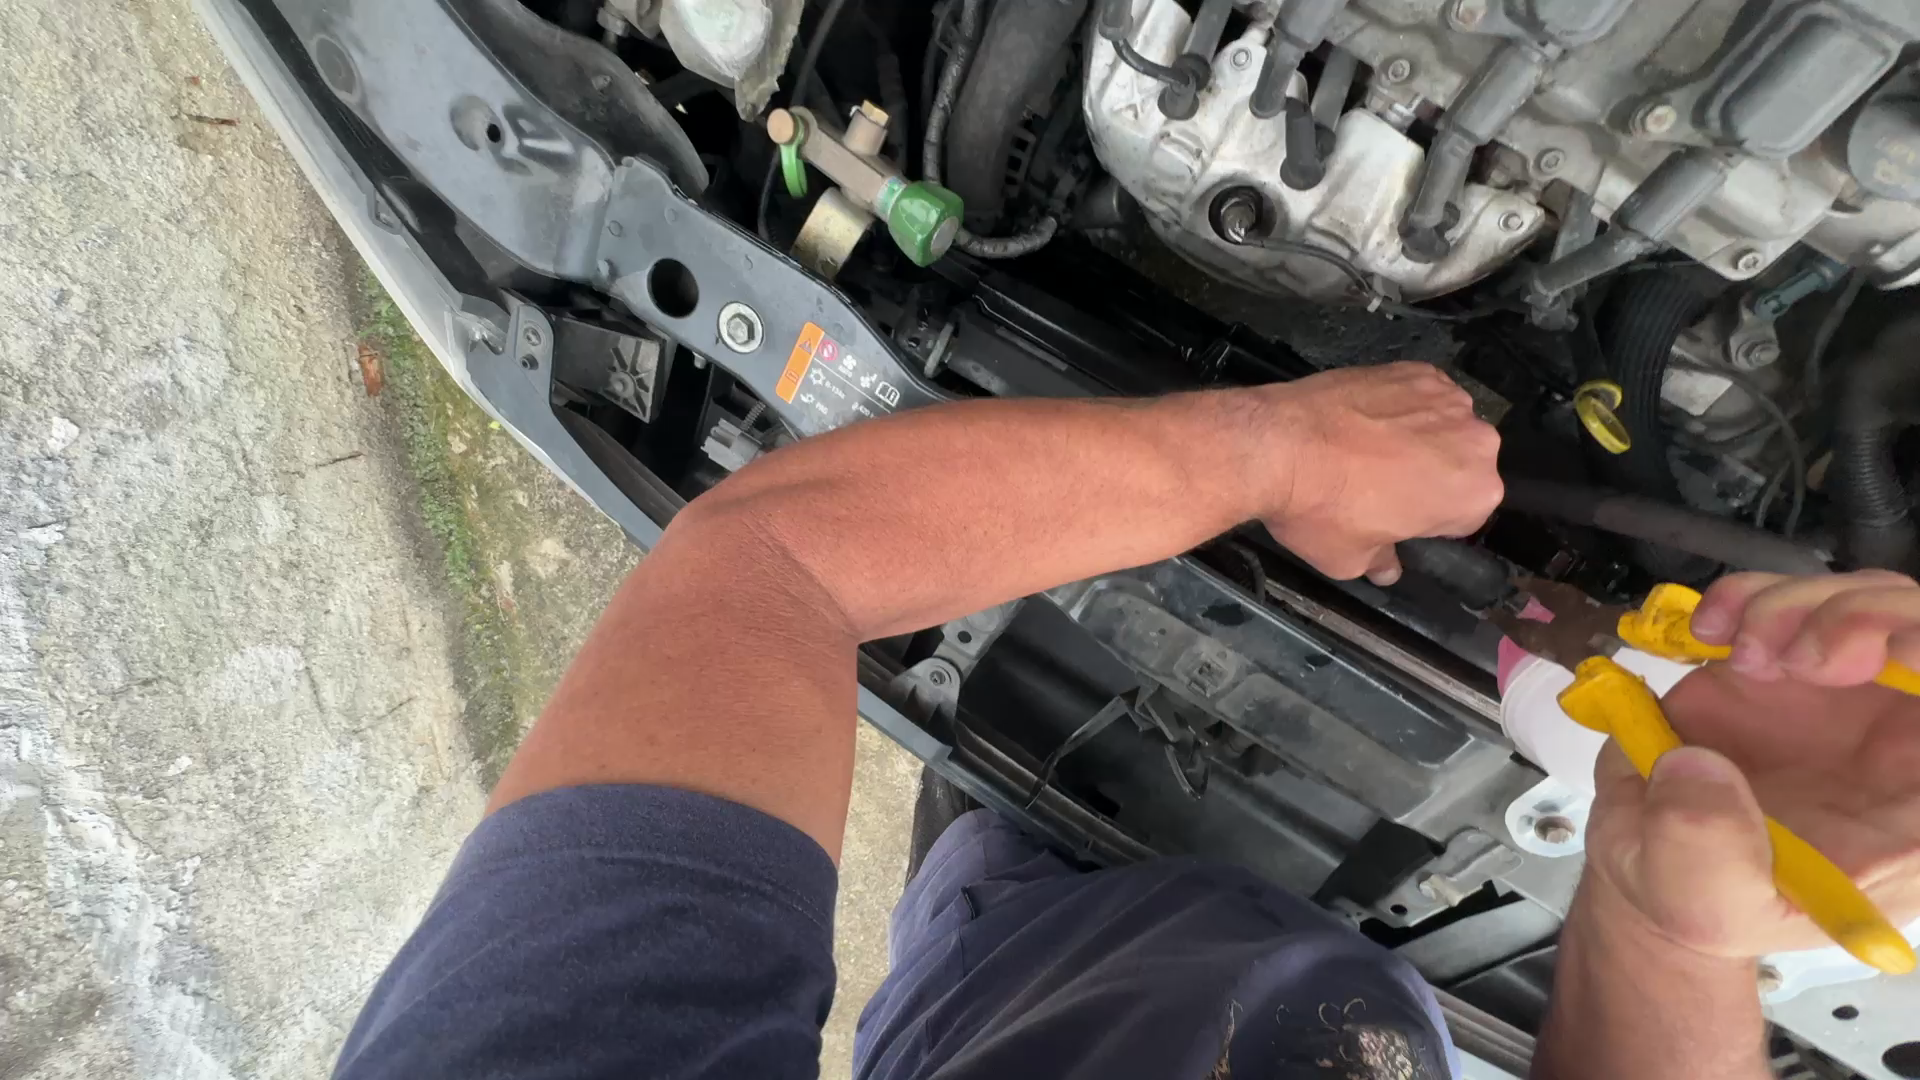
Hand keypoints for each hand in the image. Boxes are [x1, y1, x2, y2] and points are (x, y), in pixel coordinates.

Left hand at [1260, 363, 1502, 584]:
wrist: (1276, 444)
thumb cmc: (1319, 506)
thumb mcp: (1347, 560)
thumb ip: (1378, 563)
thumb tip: (1385, 569)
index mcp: (1474, 493)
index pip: (1463, 516)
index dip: (1427, 522)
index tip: (1395, 521)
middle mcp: (1476, 439)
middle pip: (1458, 464)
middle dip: (1424, 476)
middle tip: (1372, 486)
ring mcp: (1444, 396)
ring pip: (1438, 426)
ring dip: (1410, 437)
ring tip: (1358, 450)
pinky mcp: (1409, 368)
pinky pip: (1412, 393)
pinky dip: (1391, 405)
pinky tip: (1355, 419)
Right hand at [1583, 571, 1919, 958]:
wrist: (1645, 860)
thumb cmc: (1695, 895)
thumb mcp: (1702, 893)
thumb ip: (1705, 840)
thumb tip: (1697, 762)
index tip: (1884, 664)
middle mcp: (1896, 739)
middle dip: (1876, 621)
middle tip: (1798, 661)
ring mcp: (1827, 695)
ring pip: (1866, 601)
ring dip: (1799, 605)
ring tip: (1735, 653)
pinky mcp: (1757, 666)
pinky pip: (1778, 599)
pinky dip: (1742, 596)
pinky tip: (1707, 632)